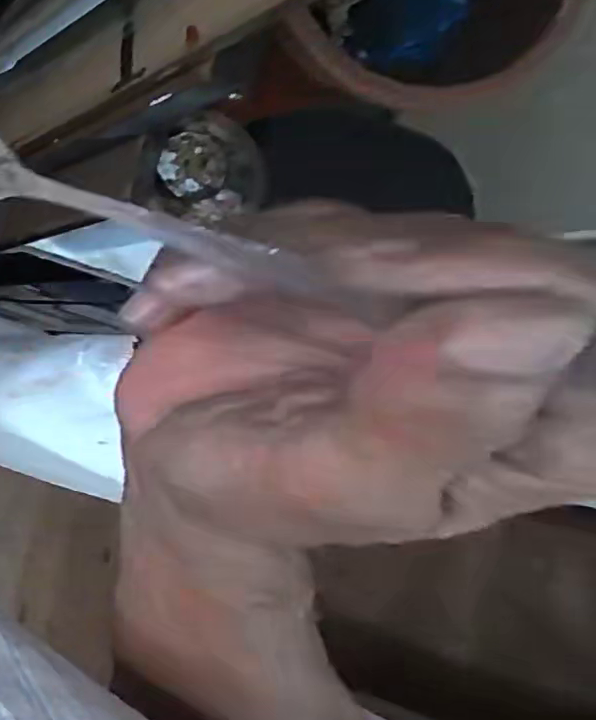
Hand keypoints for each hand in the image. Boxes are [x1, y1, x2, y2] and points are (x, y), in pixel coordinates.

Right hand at [117, 203, 595, 547]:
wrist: (169, 471)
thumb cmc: (260, 494)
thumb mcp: (341, 480)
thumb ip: (427, 418)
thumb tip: (532, 319)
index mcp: (536, 407)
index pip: (560, 296)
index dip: (459, 268)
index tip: (336, 277)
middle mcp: (476, 338)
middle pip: (449, 242)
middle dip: (321, 251)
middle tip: (218, 283)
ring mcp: (384, 299)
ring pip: (349, 225)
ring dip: (243, 249)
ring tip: (176, 295)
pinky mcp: (302, 273)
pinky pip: (266, 229)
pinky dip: (200, 253)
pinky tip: (163, 302)